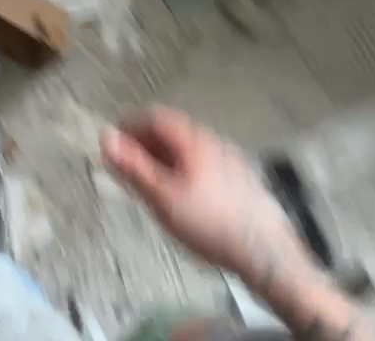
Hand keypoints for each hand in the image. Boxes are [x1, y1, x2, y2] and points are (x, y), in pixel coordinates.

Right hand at [100, 108, 306, 285]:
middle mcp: (214, 141)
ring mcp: (231, 159)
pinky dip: (184, 169)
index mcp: (193, 139)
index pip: (155, 117)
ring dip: (164, 158)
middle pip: (172, 131)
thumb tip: (105, 136)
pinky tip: (183, 196)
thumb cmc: (210, 224)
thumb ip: (133, 166)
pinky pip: (204, 162)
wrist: (269, 257)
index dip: (130, 126)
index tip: (114, 145)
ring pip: (189, 148)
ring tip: (152, 184)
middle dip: (146, 144)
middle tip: (129, 167)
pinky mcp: (242, 180)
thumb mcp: (163, 198)